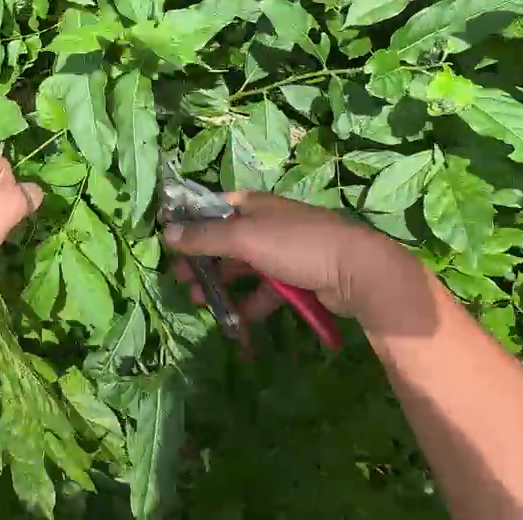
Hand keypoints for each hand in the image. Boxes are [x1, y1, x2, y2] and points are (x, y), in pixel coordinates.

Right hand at [164, 193, 424, 328]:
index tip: (169, 242)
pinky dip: (250, 302)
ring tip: (200, 302)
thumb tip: (165, 233)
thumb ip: (204, 237)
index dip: (190, 223)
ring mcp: (284, 252)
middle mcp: (267, 224)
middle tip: (181, 280)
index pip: (213, 208)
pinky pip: (266, 289)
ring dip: (222, 284)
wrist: (357, 271)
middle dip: (202, 260)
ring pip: (244, 267)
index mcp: (253, 205)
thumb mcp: (243, 237)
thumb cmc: (294, 244)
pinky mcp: (298, 279)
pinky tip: (236, 318)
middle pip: (225, 240)